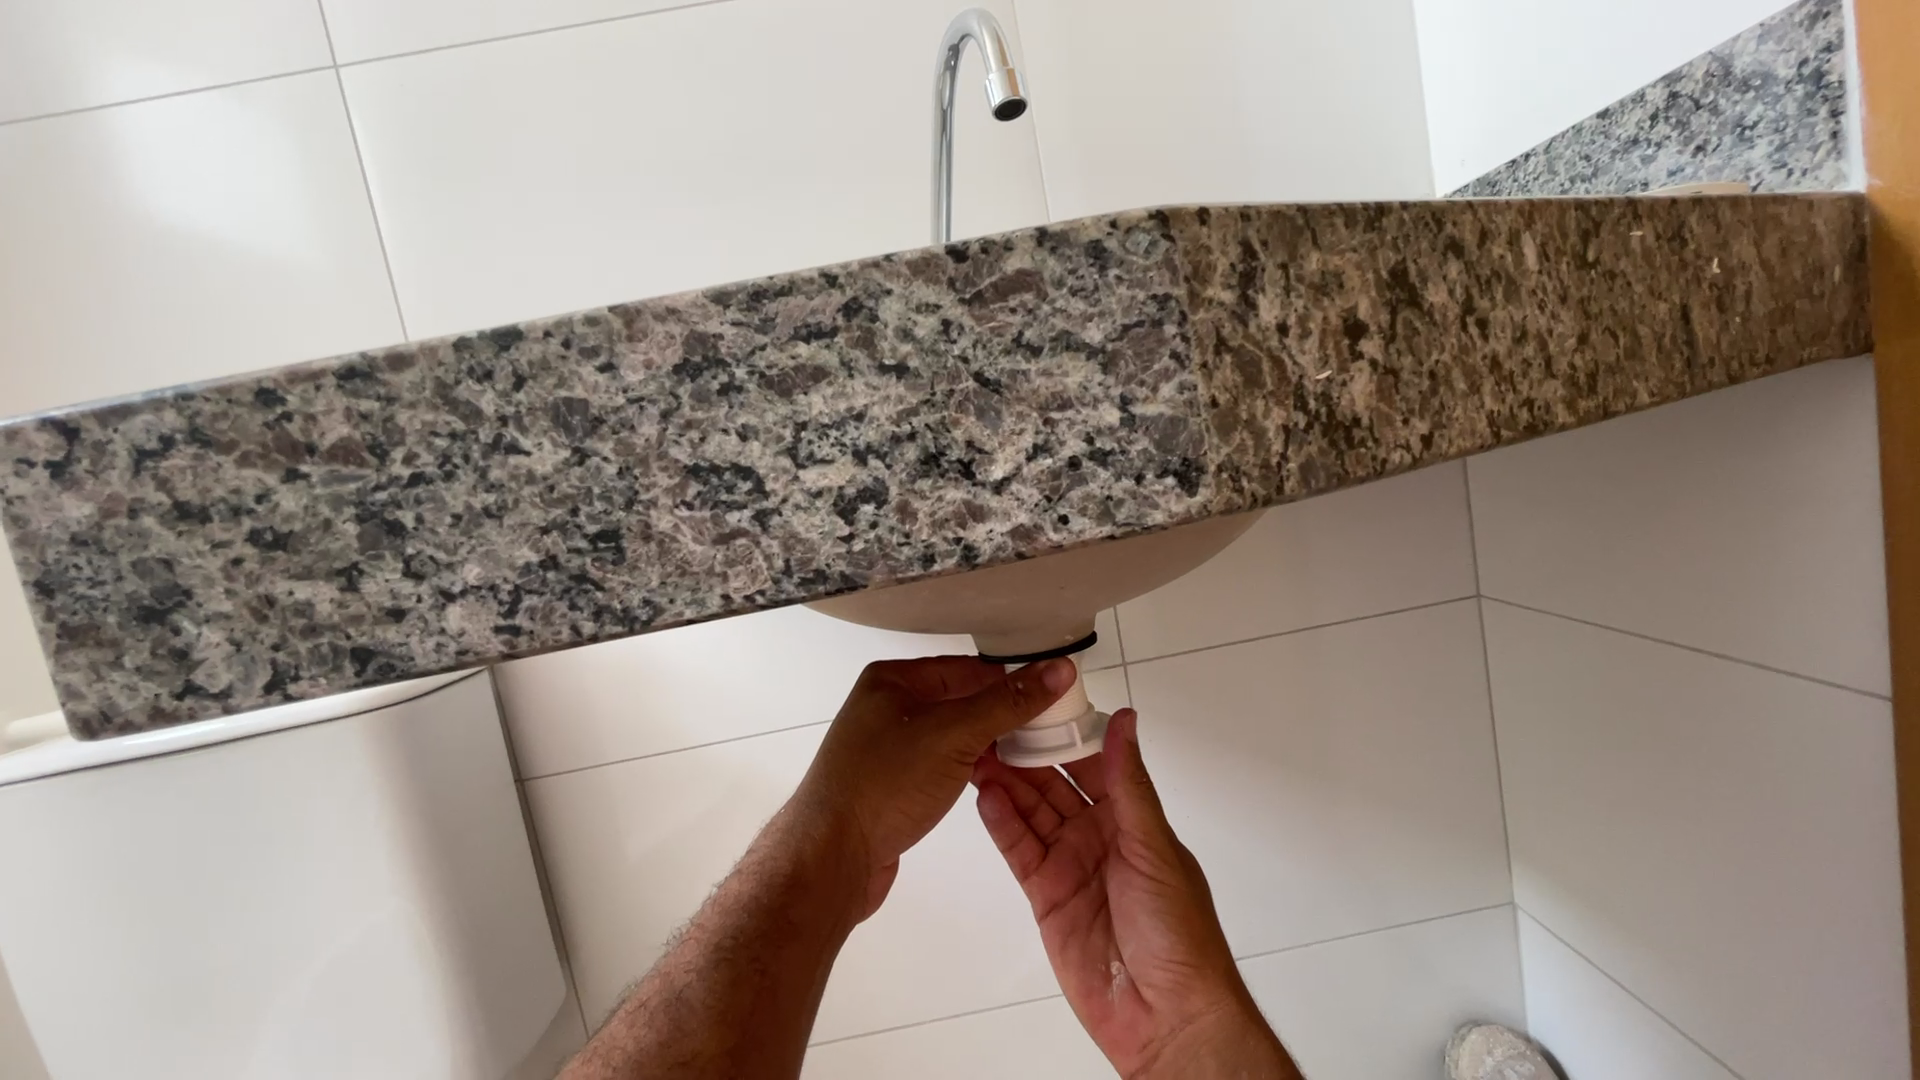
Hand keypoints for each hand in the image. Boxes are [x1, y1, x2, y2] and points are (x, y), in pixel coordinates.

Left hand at [790, 655, 1075, 920]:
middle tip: (1053, 728)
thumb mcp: (953, 735)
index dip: (1011, 679)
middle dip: (1003, 714)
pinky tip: (995, 778)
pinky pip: (940, 762)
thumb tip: (1062, 668)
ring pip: (952, 734)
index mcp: (893, 679)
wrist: (830, 859)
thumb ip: (1008, 703)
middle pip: (960, 700)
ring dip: (988, 743)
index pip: (967, 669)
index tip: (1057, 695)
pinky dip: (968, 766)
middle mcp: (887, 705)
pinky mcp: (891, 782)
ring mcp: (887, 746)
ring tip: (1033, 753)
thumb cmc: (887, 783)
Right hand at [973, 709, 1300, 1079]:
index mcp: (1131, 817)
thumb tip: (1125, 720)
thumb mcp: (1153, 846)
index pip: (1091, 762)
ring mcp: (1069, 863)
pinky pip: (1020, 849)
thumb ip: (1128, 783)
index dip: (1064, 734)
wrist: (1164, 1016)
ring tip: (980, 756)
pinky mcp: (1046, 894)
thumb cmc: (1178, 932)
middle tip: (995, 728)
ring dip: (1007, 784)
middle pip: (1054, 784)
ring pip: (1032, 811)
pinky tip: (986, 797)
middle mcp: (1098, 834)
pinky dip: (1002, 823)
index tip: (1038, 706)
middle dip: (1026, 756)